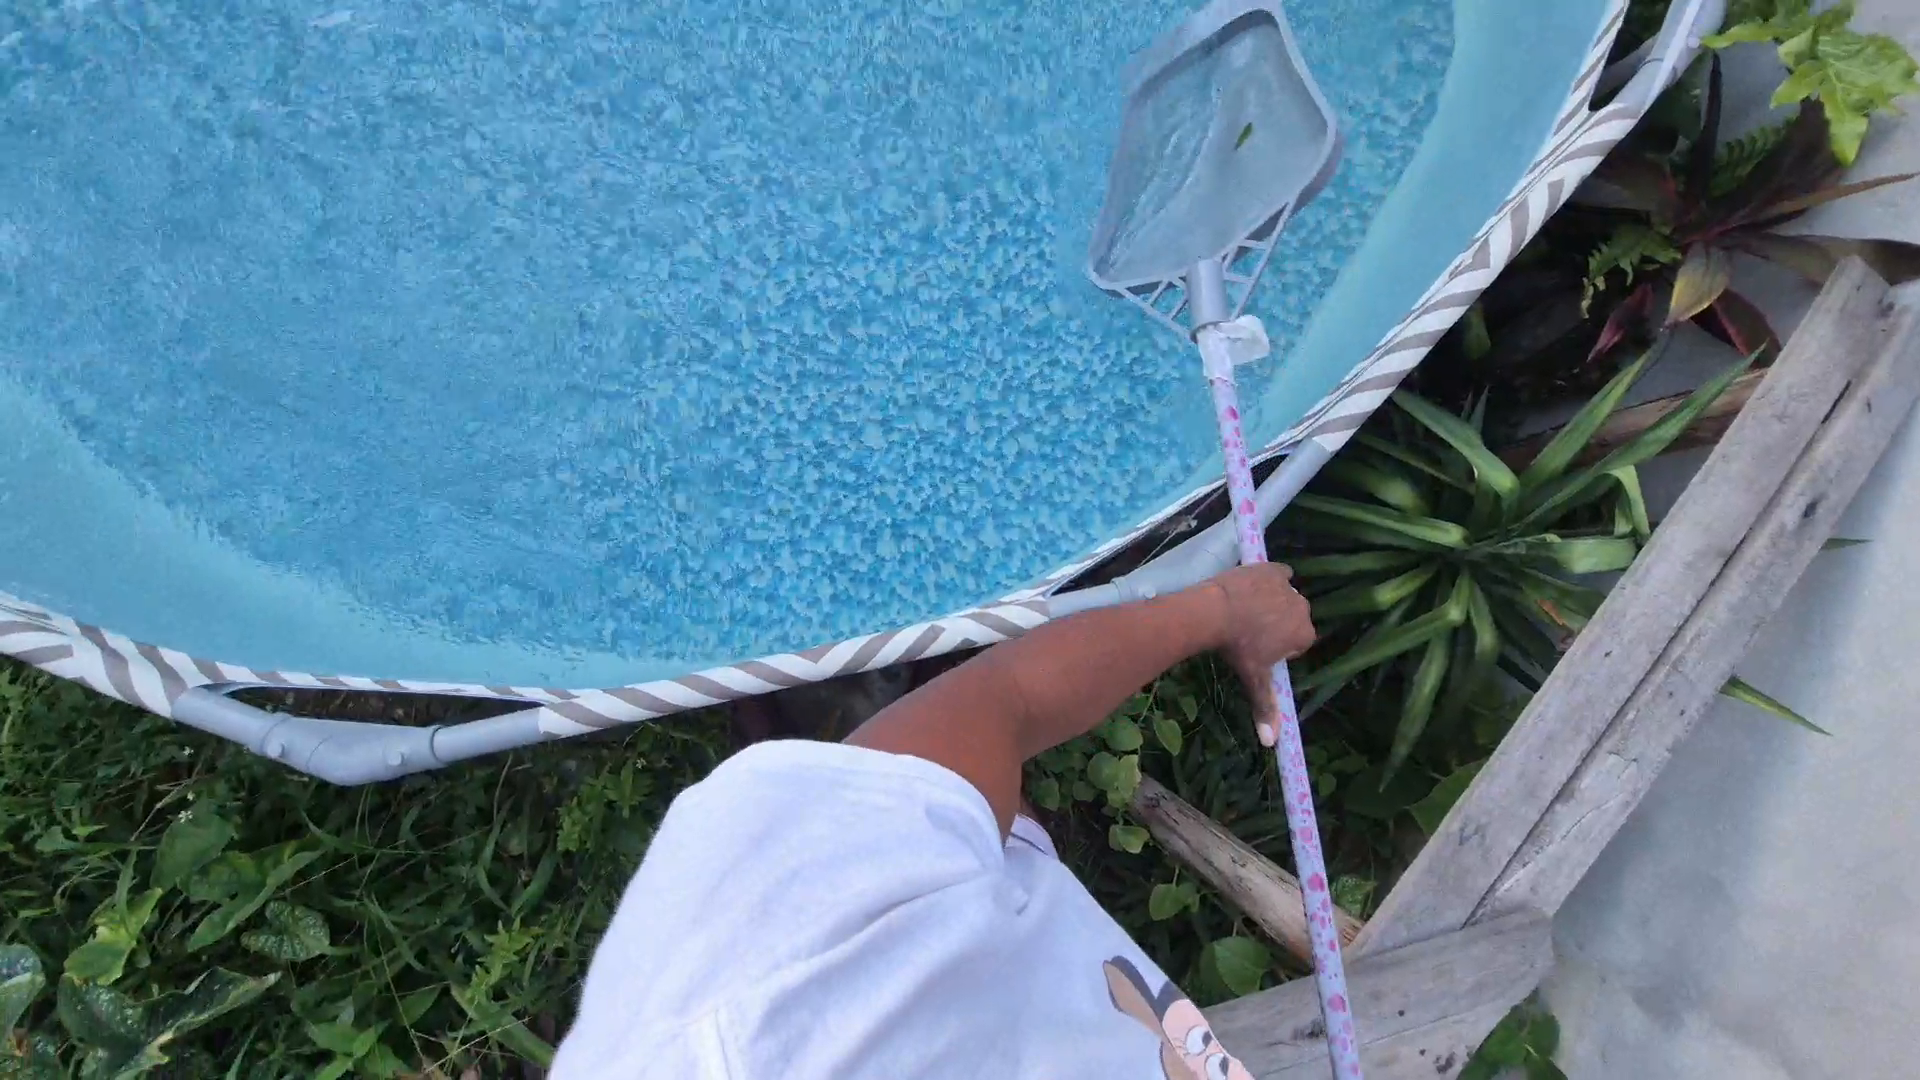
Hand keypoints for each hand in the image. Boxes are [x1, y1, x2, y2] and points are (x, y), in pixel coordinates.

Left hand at [1208, 564, 1315, 746]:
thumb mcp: (1252, 678)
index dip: (1279, 646)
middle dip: (1276, 624)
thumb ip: (1265, 708)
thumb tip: (1271, 744)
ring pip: (1284, 596)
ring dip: (1271, 601)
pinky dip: (1270, 578)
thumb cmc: (1237, 648)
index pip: (1298, 642)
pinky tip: (1253, 585)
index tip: (1259, 648)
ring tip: (1244, 609)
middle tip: (1248, 630)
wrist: (1214, 612)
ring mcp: (1289, 586)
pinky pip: (1279, 573)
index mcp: (1305, 634)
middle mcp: (1304, 608)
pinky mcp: (1273, 569)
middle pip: (1292, 618)